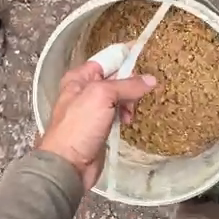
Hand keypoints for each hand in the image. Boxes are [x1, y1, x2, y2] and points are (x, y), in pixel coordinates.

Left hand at [38, 61, 156, 189]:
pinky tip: (128, 121)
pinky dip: (126, 114)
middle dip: (130, 83)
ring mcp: (92, 110)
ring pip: (119, 97)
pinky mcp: (100, 127)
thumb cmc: (78, 127)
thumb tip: (150, 80)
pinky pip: (118, 113)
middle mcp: (85, 91)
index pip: (107, 59)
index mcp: (79, 77)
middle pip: (116, 78)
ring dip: (129, 101)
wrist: (68, 166)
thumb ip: (127, 85)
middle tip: (139, 92)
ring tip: (130, 112)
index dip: (126, 56)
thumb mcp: (102, 97)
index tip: (145, 52)